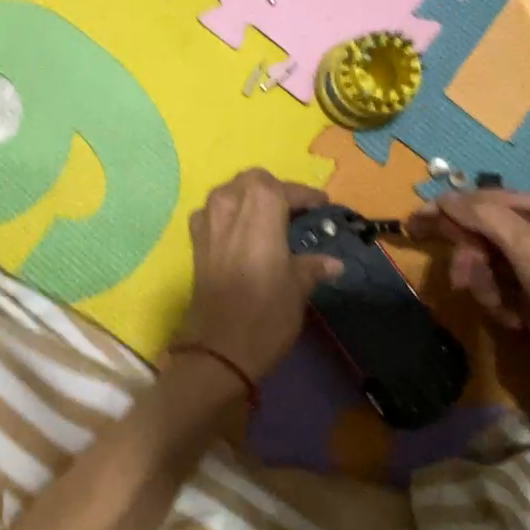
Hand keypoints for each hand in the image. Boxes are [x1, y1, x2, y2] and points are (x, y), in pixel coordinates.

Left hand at [179, 170, 343, 378]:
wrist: (219, 347)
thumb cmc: (267, 312)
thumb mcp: (298, 286)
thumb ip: (313, 265)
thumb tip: (334, 262)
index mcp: (261, 203)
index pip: (288, 189)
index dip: (308, 197)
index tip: (323, 207)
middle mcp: (230, 200)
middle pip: (255, 181)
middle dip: (276, 191)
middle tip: (295, 212)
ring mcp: (207, 217)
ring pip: (231, 192)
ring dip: (250, 199)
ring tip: (270, 221)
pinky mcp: (195, 238)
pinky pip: (214, 212)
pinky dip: (230, 215)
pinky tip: (243, 235)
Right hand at [408, 189, 529, 412]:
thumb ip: (483, 217)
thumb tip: (443, 198)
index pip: (496, 200)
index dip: (457, 208)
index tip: (418, 218)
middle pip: (490, 232)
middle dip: (472, 254)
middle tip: (457, 276)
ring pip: (490, 261)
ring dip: (484, 282)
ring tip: (493, 304)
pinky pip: (499, 287)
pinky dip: (497, 300)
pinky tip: (510, 319)